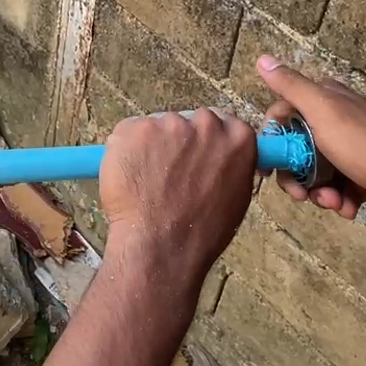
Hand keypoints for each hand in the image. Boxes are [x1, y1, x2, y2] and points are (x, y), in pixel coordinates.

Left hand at [100, 109, 256, 280]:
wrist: (160, 246)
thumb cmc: (200, 232)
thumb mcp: (236, 196)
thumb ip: (230, 164)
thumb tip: (222, 154)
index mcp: (237, 138)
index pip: (222, 121)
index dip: (207, 138)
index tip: (197, 151)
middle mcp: (204, 124)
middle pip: (188, 120)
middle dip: (180, 139)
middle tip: (170, 170)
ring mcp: (168, 123)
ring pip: (157, 127)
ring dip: (152, 145)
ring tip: (149, 181)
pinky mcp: (135, 127)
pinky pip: (129, 132)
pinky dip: (127, 149)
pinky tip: (132, 177)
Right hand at [256, 55, 365, 238]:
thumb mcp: (323, 112)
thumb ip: (291, 86)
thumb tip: (261, 58)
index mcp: (328, 98)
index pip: (284, 112)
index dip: (275, 139)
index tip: (271, 166)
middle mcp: (341, 117)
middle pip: (299, 144)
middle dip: (296, 172)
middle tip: (300, 195)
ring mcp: (357, 146)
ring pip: (319, 168)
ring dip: (318, 190)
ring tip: (332, 204)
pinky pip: (343, 185)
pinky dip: (340, 198)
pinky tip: (348, 209)